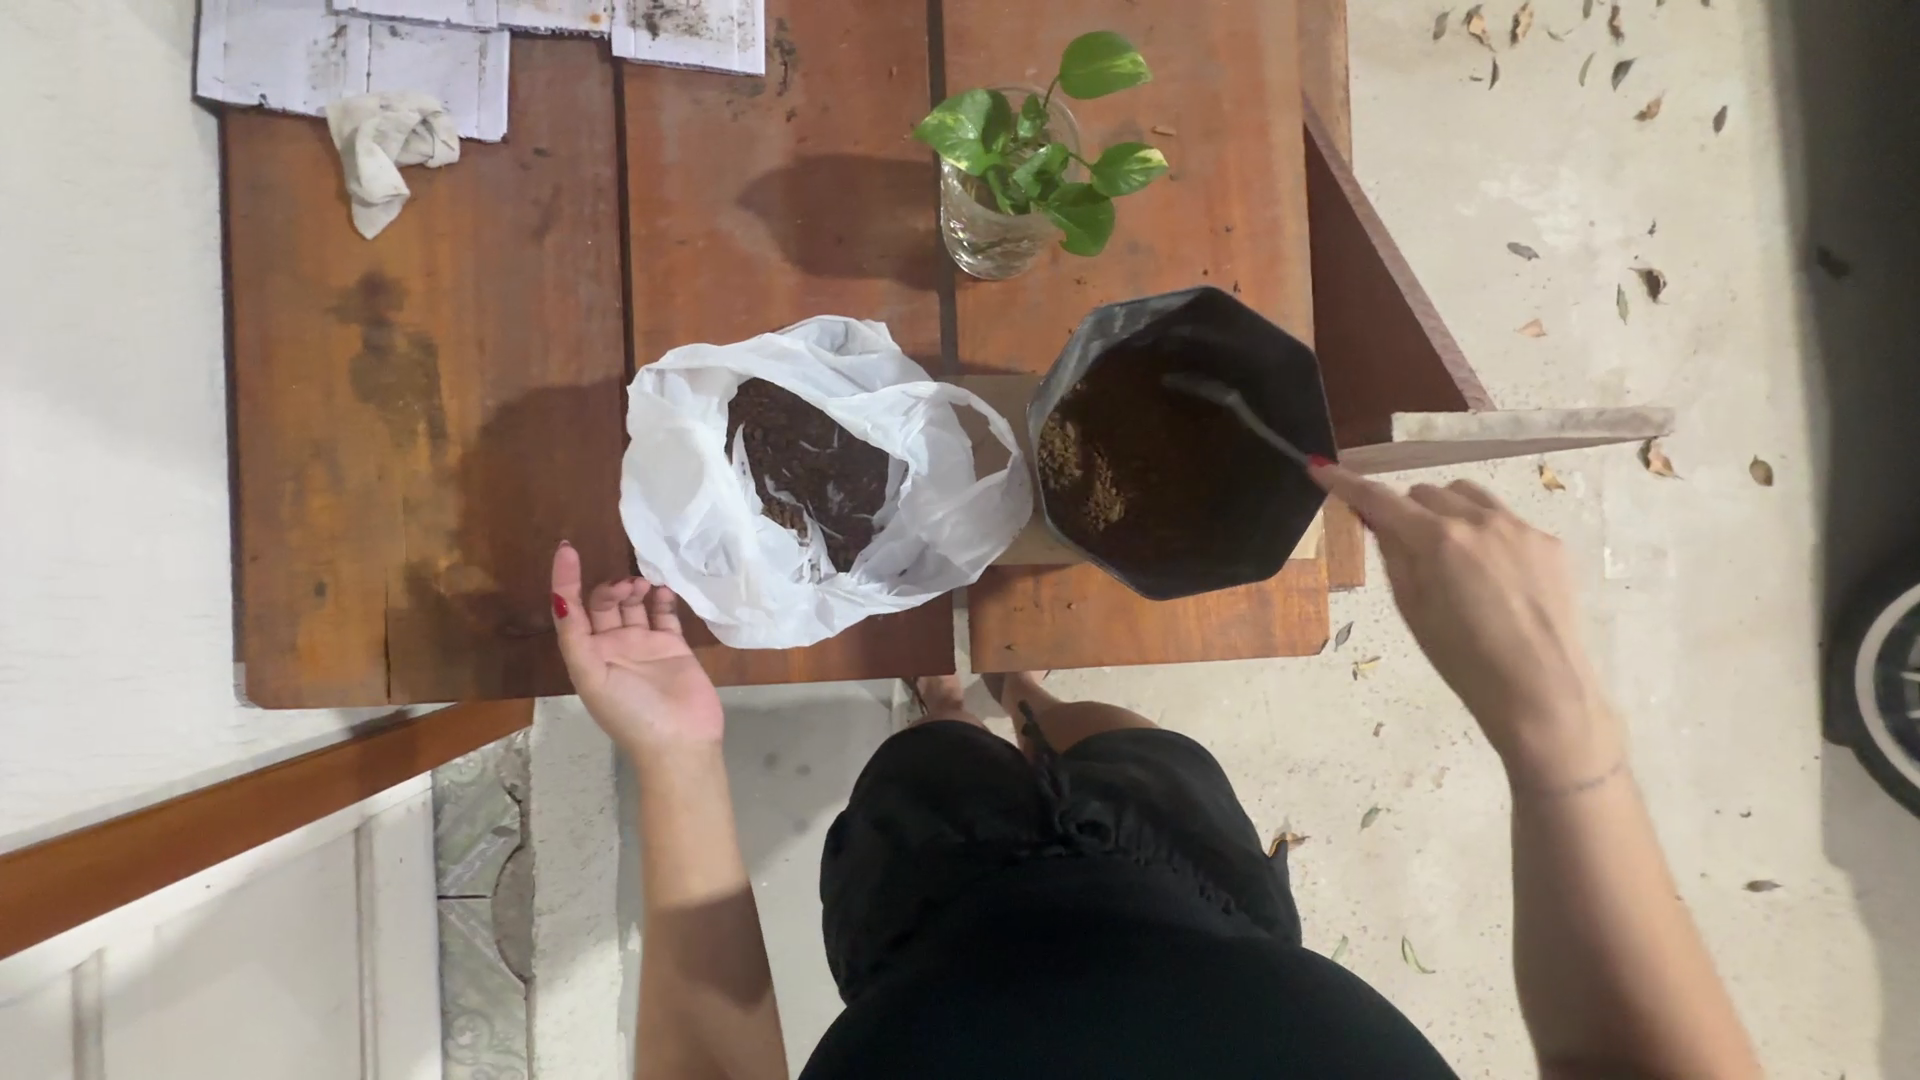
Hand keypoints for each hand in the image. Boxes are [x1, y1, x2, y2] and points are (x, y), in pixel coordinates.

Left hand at [551, 542, 723, 755]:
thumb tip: (561, 599)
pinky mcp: (673, 646)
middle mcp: (612, 646)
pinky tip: (665, 590)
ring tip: (645, 584)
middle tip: (629, 584)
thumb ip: (577, 638)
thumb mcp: (593, 678)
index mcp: (587, 655)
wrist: (680, 740)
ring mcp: (644, 645)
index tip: (567, 548)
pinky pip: (664, 614)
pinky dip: (663, 598)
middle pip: (604, 603)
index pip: (570, 610)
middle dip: (610, 586)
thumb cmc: (631, 713)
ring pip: (634, 605)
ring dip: (635, 587)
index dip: (565, 580)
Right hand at [1310, 463, 1621, 787]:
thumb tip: (1379, 521)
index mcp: (1437, 540)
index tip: (1321, 469)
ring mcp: (1521, 528)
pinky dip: (1481, 533)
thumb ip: (1393, 555)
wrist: (1541, 691)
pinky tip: (1489, 577)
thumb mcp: (1410, 607)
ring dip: (1444, 511)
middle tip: (1399, 544)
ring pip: (1467, 496)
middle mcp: (1480, 521)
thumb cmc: (1461, 659)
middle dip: (1404, 509)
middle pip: (1425, 492)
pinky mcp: (1550, 543)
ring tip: (1446, 553)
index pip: (1380, 499)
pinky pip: (1503, 520)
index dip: (1345, 483)